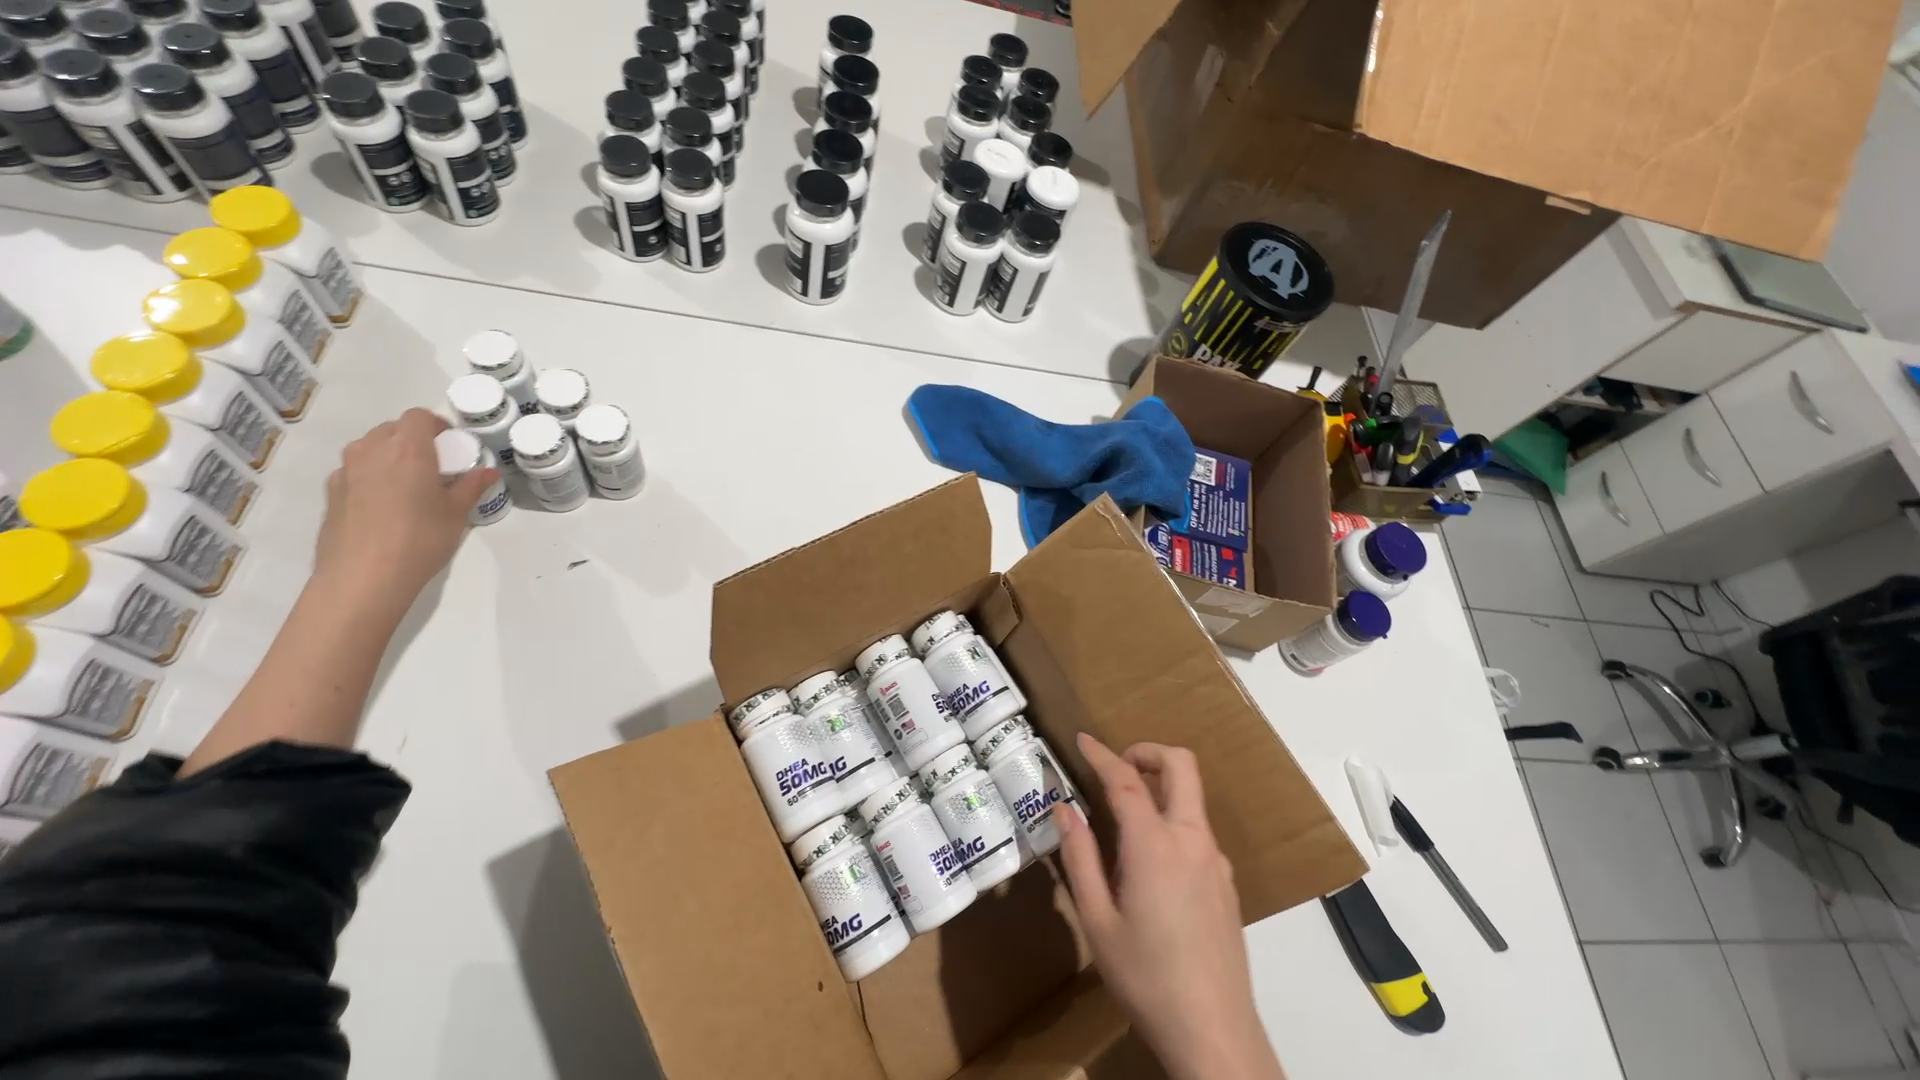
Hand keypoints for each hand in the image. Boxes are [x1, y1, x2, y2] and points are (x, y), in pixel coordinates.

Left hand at [314, 409, 497, 610]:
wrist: (363, 577)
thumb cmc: (419, 540)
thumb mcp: (456, 514)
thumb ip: (471, 487)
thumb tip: (488, 471)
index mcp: (407, 449)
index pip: (419, 417)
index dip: (436, 424)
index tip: (450, 443)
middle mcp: (371, 451)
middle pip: (392, 429)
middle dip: (414, 438)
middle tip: (434, 464)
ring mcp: (346, 471)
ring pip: (369, 448)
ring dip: (390, 455)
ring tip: (408, 484)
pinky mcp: (331, 492)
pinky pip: (355, 471)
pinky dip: (371, 476)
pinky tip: (384, 505)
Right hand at [1057, 735, 1283, 1079]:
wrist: (1212, 1030)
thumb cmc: (1145, 976)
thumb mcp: (1097, 920)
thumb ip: (1080, 857)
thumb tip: (1065, 809)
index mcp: (1155, 845)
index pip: (1126, 780)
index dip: (1102, 754)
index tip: (1082, 740)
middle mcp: (1193, 841)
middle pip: (1181, 766)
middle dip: (1148, 752)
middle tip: (1116, 765)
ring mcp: (1216, 862)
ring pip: (1193, 800)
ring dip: (1161, 788)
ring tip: (1123, 821)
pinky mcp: (1227, 885)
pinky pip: (1198, 833)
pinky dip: (1172, 821)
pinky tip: (1149, 866)